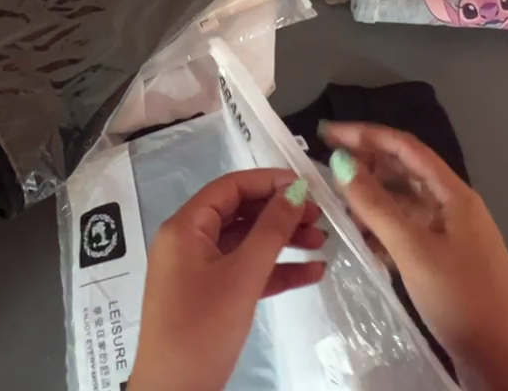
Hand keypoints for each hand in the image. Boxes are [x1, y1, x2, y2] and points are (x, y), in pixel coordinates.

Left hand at [130, 168, 326, 390]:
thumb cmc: (202, 327)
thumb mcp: (242, 276)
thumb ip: (271, 230)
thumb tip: (295, 190)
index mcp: (185, 226)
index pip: (230, 187)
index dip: (267, 181)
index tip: (305, 185)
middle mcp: (189, 241)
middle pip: (240, 213)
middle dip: (280, 213)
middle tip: (319, 216)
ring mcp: (198, 270)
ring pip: (245, 243)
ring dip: (282, 242)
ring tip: (322, 242)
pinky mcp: (210, 297)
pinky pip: (245, 271)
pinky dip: (274, 270)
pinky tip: (311, 273)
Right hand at [322, 123, 507, 390]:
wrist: (507, 365)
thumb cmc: (463, 298)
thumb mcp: (413, 249)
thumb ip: (375, 205)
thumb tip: (341, 163)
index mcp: (453, 194)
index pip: (404, 147)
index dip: (365, 135)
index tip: (327, 134)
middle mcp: (453, 207)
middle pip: (404, 171)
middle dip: (366, 163)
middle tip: (326, 164)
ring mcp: (451, 236)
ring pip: (404, 203)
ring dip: (372, 198)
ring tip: (337, 202)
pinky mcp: (445, 263)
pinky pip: (407, 231)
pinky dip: (383, 229)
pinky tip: (360, 240)